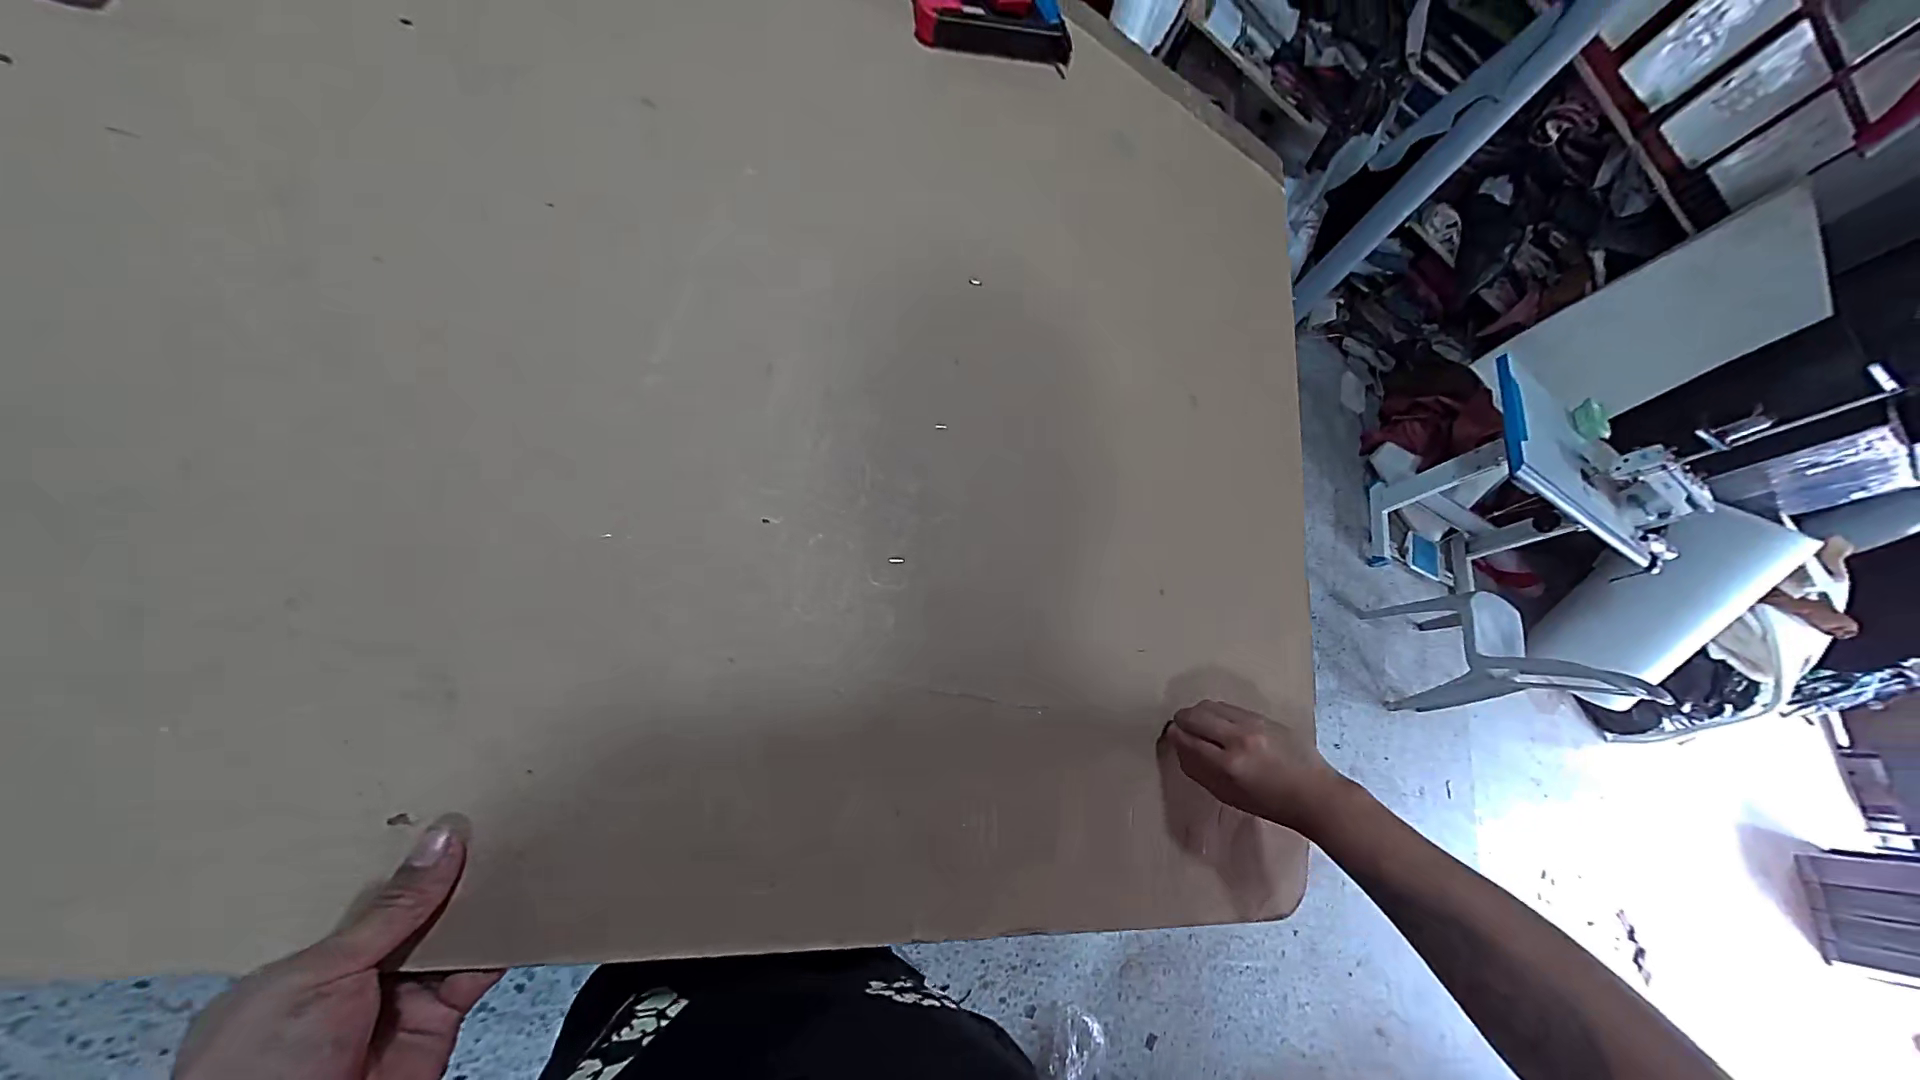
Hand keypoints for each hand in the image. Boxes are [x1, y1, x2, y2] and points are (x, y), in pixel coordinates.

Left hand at [175, 814, 502, 1079]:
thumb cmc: (260, 1073)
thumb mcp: (319, 975)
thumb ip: (390, 911)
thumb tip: (442, 839)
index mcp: (304, 963)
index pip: (363, 897)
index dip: (402, 859)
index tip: (442, 818)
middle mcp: (353, 977)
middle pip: (416, 912)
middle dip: (451, 874)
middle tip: (493, 824)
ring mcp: (398, 998)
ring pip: (453, 936)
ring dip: (482, 905)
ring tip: (516, 854)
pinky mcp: (439, 1018)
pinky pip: (478, 971)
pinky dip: (503, 944)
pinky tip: (523, 909)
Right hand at [1160, 700, 1350, 834]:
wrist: (1316, 794)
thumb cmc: (1270, 803)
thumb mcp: (1228, 795)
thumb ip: (1199, 770)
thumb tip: (1179, 746)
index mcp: (1228, 765)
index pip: (1187, 739)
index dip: (1174, 736)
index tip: (1172, 736)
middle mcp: (1239, 739)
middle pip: (1194, 715)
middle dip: (1182, 720)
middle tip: (1182, 728)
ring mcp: (1254, 724)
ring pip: (1210, 705)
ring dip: (1199, 713)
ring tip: (1201, 725)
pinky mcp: (1265, 717)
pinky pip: (1230, 707)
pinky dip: (1219, 713)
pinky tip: (1222, 724)